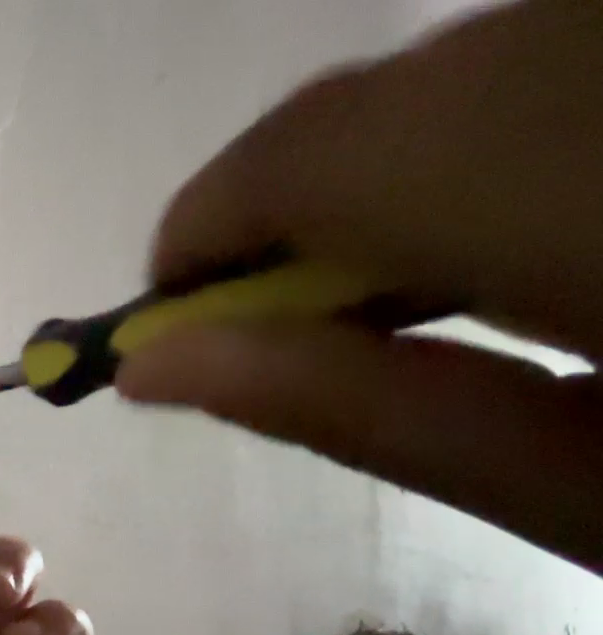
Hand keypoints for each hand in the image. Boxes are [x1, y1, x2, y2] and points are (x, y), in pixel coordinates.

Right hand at [116, 0, 602, 573]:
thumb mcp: (593, 493)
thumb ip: (350, 407)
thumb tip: (159, 368)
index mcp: (588, 193)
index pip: (304, 158)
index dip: (202, 233)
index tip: (176, 318)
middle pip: (381, 103)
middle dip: (297, 215)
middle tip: (301, 325)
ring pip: (471, 67)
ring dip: (402, 178)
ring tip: (448, 286)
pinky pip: (551, 57)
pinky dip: (499, 136)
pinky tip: (548, 221)